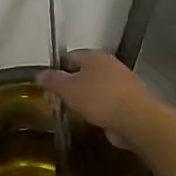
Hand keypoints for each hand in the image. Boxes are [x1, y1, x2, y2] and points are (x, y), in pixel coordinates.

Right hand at [38, 49, 157, 139]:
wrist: (135, 119)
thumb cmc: (98, 98)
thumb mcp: (66, 88)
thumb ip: (51, 80)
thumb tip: (40, 74)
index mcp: (94, 56)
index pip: (68, 57)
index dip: (55, 72)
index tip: (47, 87)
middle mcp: (109, 65)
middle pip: (81, 73)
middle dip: (67, 88)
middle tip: (56, 102)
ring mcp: (121, 83)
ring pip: (92, 89)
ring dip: (80, 100)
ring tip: (72, 113)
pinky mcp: (128, 100)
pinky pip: (104, 102)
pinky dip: (95, 109)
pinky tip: (90, 119)